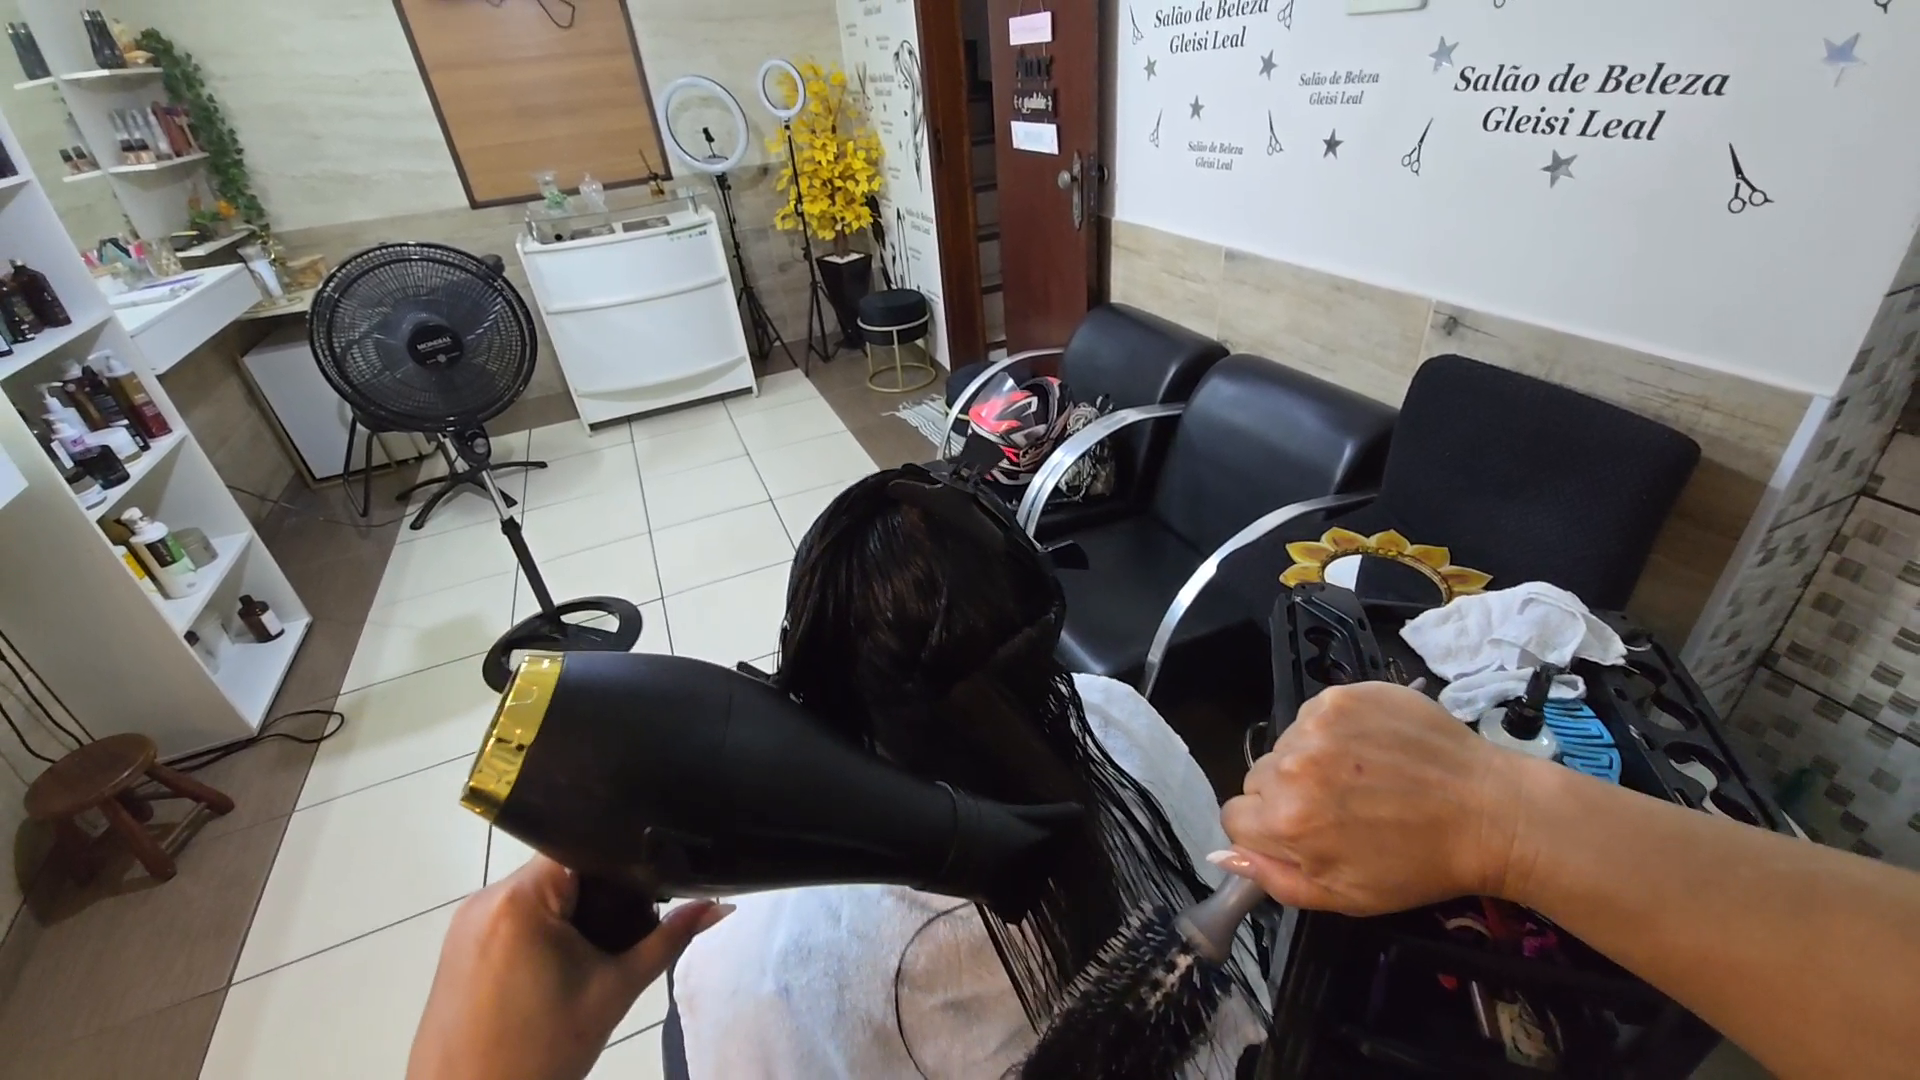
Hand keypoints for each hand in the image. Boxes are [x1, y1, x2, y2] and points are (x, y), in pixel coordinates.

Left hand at [407, 855, 731, 1079]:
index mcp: (519, 898)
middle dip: (604, 889)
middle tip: (642, 912)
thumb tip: (722, 905)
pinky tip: (571, 956)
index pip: (584, 847)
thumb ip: (669, 938)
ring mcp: (467, 923)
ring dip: (576, 908)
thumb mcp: (615, 990)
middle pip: (564, 869)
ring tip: (610, 936)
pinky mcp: (459, 948)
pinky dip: (549, 926)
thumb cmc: (542, 1053)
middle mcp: (486, 897)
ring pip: (542, 891)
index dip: (625, 860)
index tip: (656, 878)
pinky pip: (517, 915)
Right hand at [1217, 682, 1534, 915]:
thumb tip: (1219, 854)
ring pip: (1284, 747)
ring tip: (1362, 779)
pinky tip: (1371, 751)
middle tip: (1339, 808)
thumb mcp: (1345, 896)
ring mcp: (1315, 725)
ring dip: (1309, 762)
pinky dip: (1333, 733)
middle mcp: (1291, 766)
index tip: (1304, 833)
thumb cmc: (1419, 864)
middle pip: (1257, 780)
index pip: (1235, 817)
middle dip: (1286, 796)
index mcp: (1286, 820)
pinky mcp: (1340, 696)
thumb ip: (1274, 878)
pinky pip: (1311, 717)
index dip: (1266, 831)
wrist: (1491, 812)